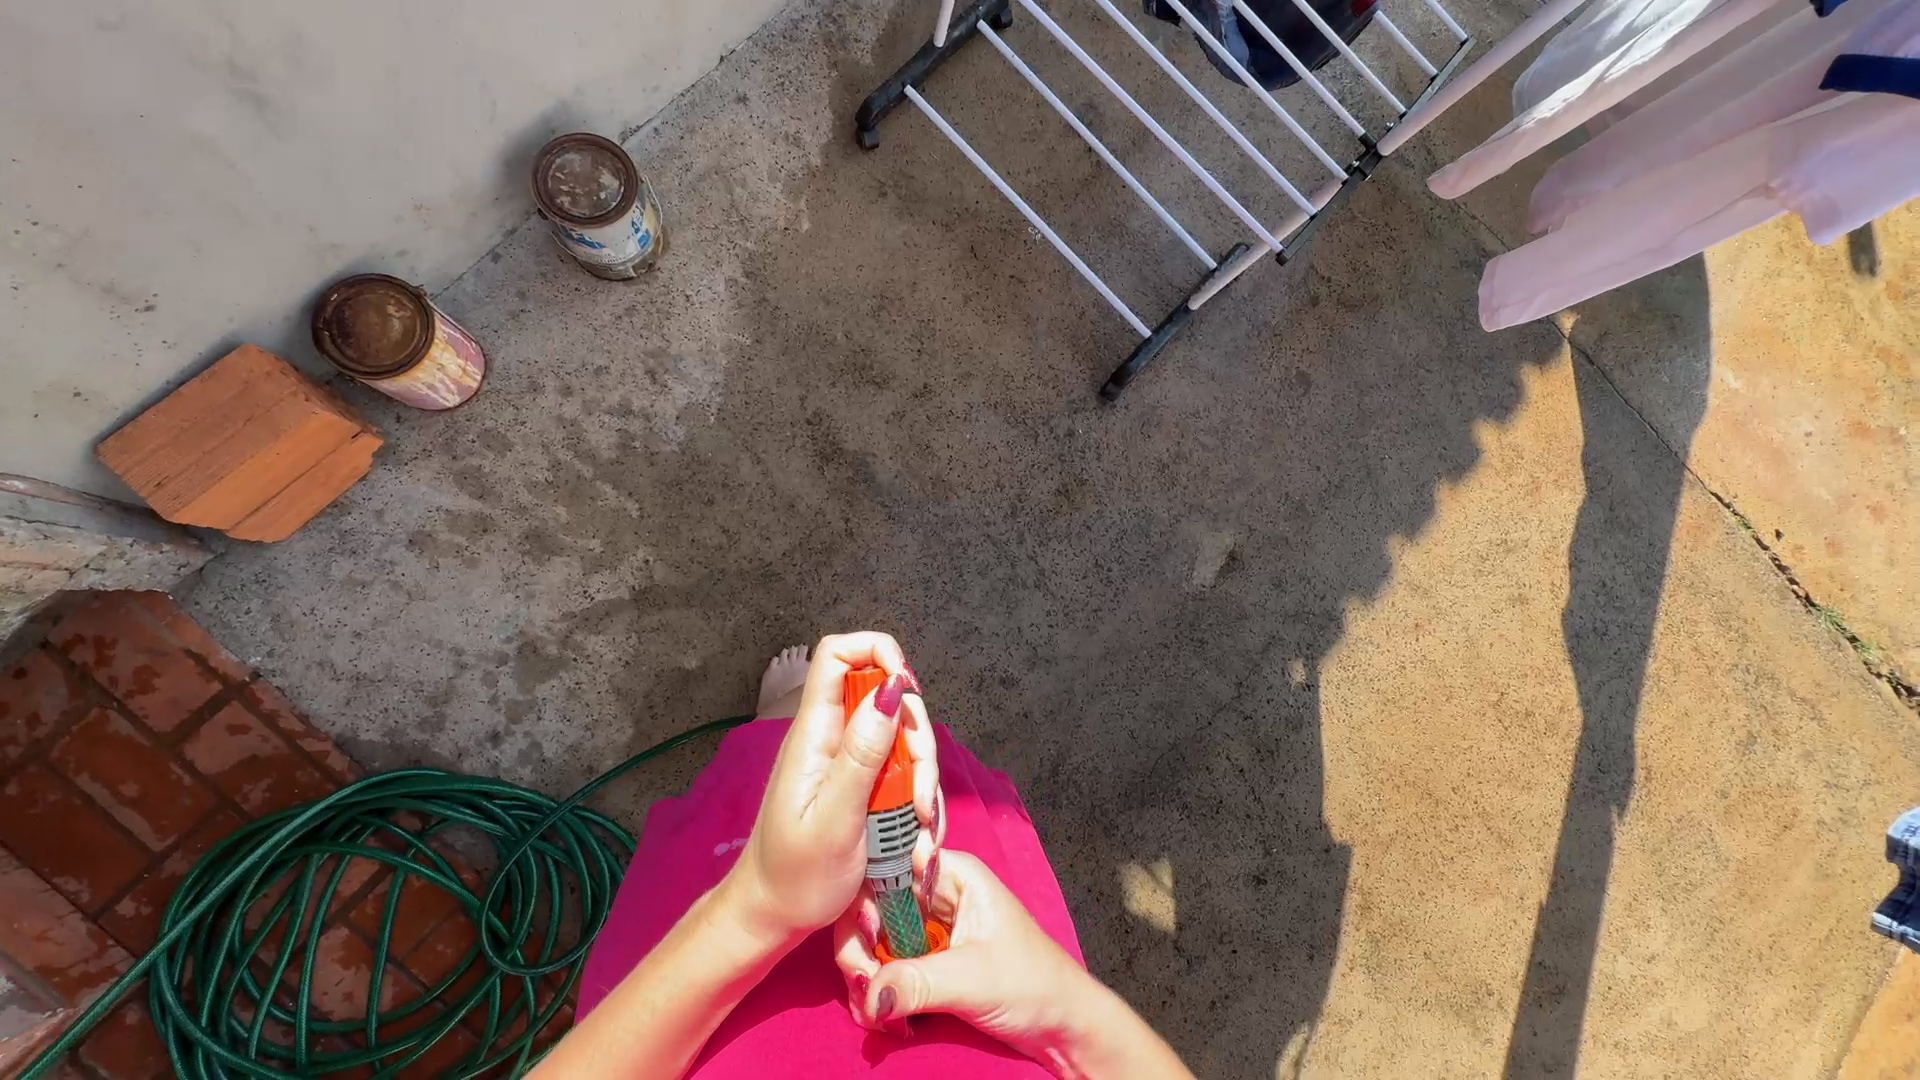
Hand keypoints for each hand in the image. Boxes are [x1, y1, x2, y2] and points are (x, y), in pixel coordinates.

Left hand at [722, 632, 937, 947]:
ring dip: (925, 779)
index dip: (876, 651)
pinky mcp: (866, 785)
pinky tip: (918, 840)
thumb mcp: (834, 818)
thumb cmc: (795, 875)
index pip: (838, 654)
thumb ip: (862, 753)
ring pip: (904, 738)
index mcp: (816, 732)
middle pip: (888, 698)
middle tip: (919, 799)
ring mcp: (852, 760)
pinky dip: (920, 801)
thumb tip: (891, 688)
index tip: (906, 689)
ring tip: (920, 831)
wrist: (774, 917)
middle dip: (918, 739)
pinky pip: (905, 772)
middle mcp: (835, 736)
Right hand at [835, 852, 1190, 1077]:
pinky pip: (885, 968)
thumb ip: (918, 981)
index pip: (889, 866)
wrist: (1060, 1025)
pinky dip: (878, 995)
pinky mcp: (925, 960)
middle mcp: (936, 893)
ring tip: (882, 1016)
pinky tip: (891, 1022)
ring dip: (867, 980)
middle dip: (860, 951)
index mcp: (953, 874)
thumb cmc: (1033, 984)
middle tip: (866, 989)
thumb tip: (869, 993)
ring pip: (873, 941)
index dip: (867, 902)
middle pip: (871, 906)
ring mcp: (929, 927)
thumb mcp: (974, 979)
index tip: (869, 943)